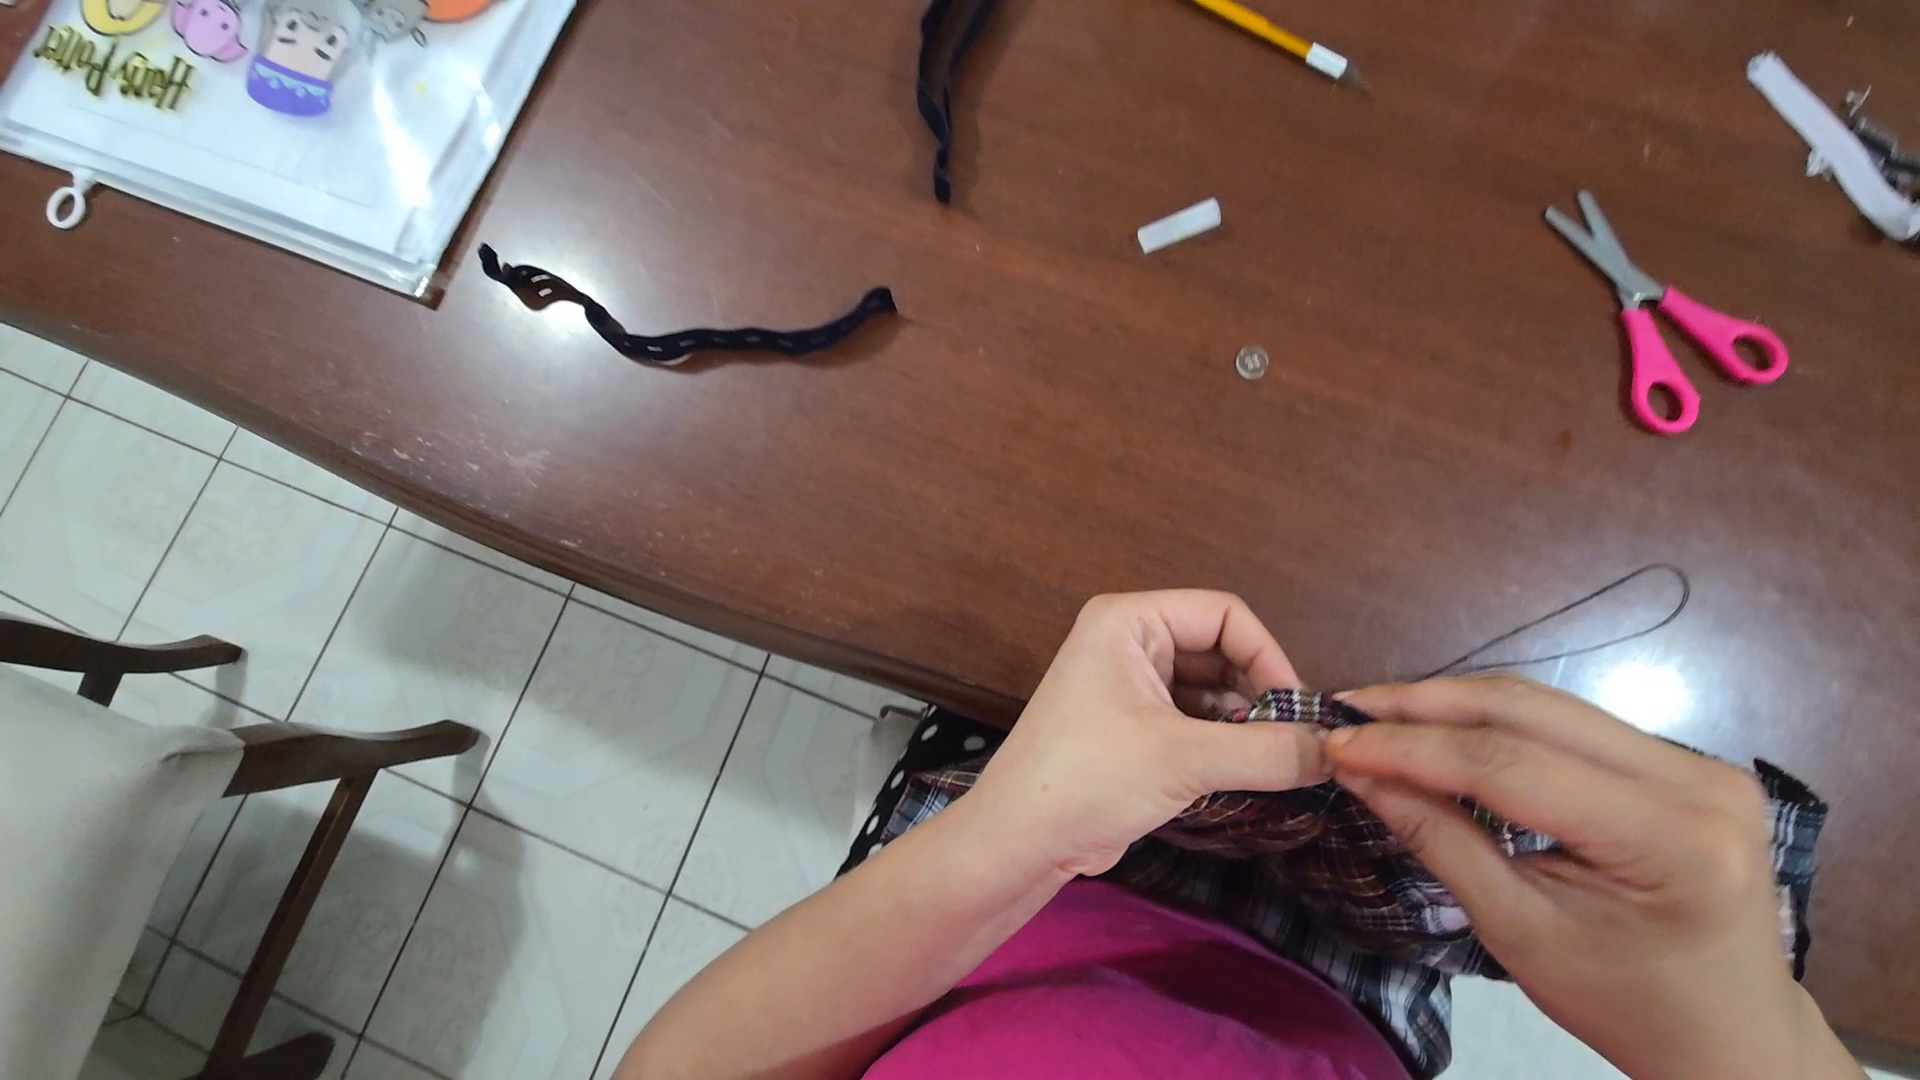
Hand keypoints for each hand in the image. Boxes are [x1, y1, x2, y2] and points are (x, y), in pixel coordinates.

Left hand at [966, 590, 1331, 878]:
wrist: (1022, 838)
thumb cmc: (1092, 777)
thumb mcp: (1185, 760)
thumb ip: (1267, 752)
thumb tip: (1337, 750)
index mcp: (1129, 620)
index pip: (1223, 613)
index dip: (1268, 656)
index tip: (1298, 712)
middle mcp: (1127, 641)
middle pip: (1218, 649)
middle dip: (1256, 693)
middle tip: (1291, 743)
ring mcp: (1127, 683)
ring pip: (1208, 687)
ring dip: (1241, 721)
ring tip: (1271, 762)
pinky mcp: (1130, 724)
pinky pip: (1191, 717)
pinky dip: (1221, 740)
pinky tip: (1243, 771)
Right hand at [1331, 676, 1857, 1079]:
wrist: (1731, 1037)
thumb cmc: (1620, 1001)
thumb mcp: (1513, 928)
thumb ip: (1434, 837)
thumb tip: (1353, 769)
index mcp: (1667, 839)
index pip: (1507, 763)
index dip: (1408, 747)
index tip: (1335, 743)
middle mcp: (1693, 778)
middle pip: (1523, 710)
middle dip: (1419, 705)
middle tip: (1346, 711)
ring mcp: (1691, 760)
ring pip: (1536, 701)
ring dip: (1445, 702)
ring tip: (1376, 714)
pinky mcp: (1672, 757)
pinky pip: (1555, 717)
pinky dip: (1481, 716)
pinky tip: (1434, 724)